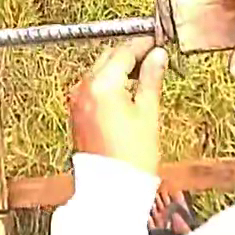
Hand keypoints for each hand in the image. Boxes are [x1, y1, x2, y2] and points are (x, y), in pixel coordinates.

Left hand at [69, 37, 166, 173]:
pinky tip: (126, 89)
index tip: (156, 42)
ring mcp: (78, 100)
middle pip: (109, 56)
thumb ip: (151, 78)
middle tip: (152, 54)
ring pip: (100, 69)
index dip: (142, 44)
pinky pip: (94, 85)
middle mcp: (85, 88)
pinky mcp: (77, 111)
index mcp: (103, 85)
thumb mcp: (148, 113)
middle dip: (130, 53)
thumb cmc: (132, 157)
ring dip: (119, 66)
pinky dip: (109, 81)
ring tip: (143, 72)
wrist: (111, 192)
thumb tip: (158, 55)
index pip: (124, 51)